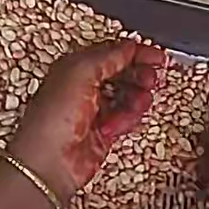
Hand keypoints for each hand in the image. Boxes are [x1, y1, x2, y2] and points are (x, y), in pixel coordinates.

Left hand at [8, 39, 165, 200]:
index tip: (158, 57)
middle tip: (150, 81)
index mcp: (77, 67)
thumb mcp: (81, 73)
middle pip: (125, 73)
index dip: (137, 52)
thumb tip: (129, 46)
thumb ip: (108, 56)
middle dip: (140, 76)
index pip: (113, 52)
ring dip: (135, 101)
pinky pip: (127, 118)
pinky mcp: (105, 131)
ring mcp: (96, 109)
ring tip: (133, 107)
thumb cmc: (53, 119)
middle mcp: (86, 86)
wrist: (50, 162)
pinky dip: (127, 120)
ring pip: (130, 96)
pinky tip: (115, 127)